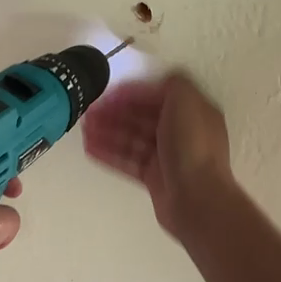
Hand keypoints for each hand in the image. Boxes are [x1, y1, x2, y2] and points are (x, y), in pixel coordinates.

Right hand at [82, 72, 234, 238]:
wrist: (196, 198)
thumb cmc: (192, 146)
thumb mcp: (186, 101)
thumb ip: (172, 85)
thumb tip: (156, 83)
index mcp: (192, 111)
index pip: (158, 96)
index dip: (132, 92)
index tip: (107, 93)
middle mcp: (181, 132)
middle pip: (143, 117)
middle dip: (115, 112)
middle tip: (88, 111)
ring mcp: (167, 157)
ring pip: (133, 139)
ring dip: (109, 132)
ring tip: (84, 129)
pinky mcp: (154, 178)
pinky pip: (129, 161)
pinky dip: (110, 154)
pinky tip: (90, 149)